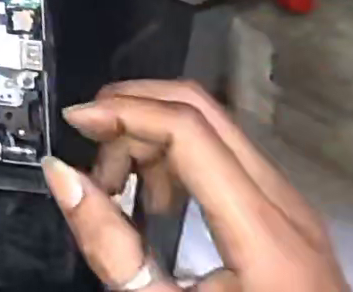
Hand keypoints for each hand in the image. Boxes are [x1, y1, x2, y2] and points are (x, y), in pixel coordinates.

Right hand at [41, 79, 346, 291]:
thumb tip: (60, 171)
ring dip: (150, 131)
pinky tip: (154, 198)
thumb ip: (109, 245)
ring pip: (209, 121)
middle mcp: (287, 204)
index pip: (187, 129)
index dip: (124, 111)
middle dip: (133, 109)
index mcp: (267, 238)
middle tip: (91, 148)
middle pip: (199, 107)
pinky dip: (174, 151)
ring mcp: (291, 204)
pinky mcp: (285, 212)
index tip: (75, 121)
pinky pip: (221, 149)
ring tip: (119, 185)